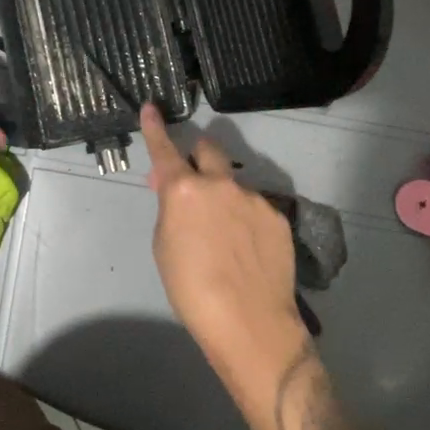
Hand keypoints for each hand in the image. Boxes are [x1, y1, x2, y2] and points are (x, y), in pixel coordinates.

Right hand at [141, 105, 304, 368]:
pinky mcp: (278, 217)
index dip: (155, 128)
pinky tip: (247, 249)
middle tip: (193, 181)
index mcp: (184, 190)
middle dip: (197, 157)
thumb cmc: (191, 289)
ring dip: (224, 197)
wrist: (249, 322)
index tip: (151, 107)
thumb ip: (170, 210)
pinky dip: (246, 219)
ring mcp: (254, 198)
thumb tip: (174, 190)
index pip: (164, 150)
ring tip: (226, 237)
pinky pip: (255, 208)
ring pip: (233, 184)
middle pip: (208, 150)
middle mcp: (220, 184)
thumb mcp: (164, 245)